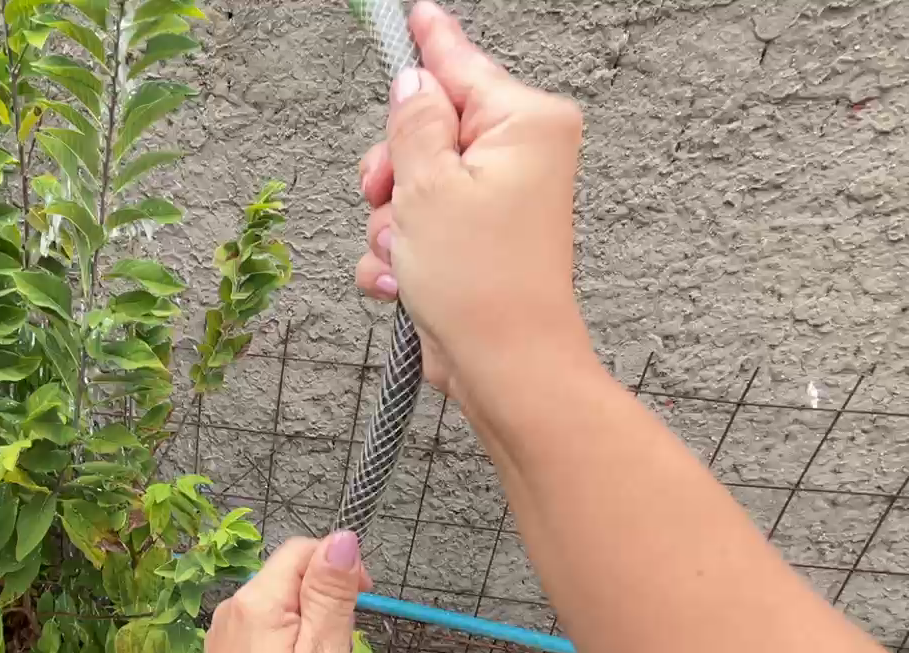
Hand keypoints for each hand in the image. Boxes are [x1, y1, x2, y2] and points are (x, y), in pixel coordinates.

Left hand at [188, 532, 370, 652]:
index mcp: (256, 602)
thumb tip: (343, 537)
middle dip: (324, 599)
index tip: (364, 601)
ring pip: (278, 603)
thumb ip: (331, 594)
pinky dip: (288, 641)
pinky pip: (263, 628)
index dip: (339, 565)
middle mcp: (232, 608)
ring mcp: (223, 632)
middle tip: (339, 651)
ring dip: (307, 623)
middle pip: (288, 575)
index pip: (301, 550)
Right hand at [354, 1, 586, 392]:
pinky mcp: (462, 248)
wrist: (498, 362)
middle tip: (386, 199)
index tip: (412, 12)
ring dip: (388, 229)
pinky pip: (406, 237)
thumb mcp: (429, 187)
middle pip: (421, 134)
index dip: (428, 42)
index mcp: (522, 124)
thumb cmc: (482, 280)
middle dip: (389, 176)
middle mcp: (511, 159)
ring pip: (403, 194)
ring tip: (407, 259)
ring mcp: (485, 206)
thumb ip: (413, 124)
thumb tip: (411, 84)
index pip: (462, 65)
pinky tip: (404, 285)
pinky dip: (394, 261)